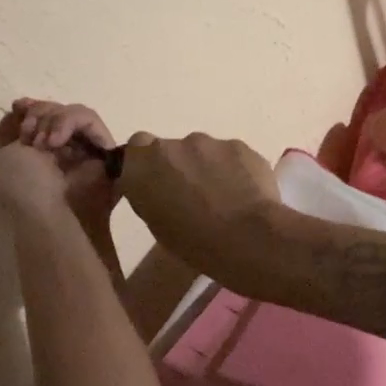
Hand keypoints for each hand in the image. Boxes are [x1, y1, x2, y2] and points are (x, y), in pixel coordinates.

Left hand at [3, 98, 118, 221]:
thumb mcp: (3, 153)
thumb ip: (12, 127)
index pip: (39, 113)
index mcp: (39, 148)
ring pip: (73, 111)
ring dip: (53, 121)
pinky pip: (89, 119)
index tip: (19, 108)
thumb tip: (22, 104)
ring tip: (45, 144)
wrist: (51, 212)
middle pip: (57, 109)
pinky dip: (68, 122)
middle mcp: (65, 145)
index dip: (30, 107)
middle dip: (41, 114)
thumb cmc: (22, 188)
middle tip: (30, 137)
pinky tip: (56, 141)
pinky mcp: (105, 147)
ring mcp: (86, 146)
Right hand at [116, 132, 282, 278]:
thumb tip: (160, 189)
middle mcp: (171, 146)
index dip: (151, 165)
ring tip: (227, 199)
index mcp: (142, 166)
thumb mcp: (158, 225)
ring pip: (205, 151)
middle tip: (197, 197)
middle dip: (182, 167)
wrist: (248, 237)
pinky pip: (232, 155)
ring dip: (210, 168)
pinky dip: (236, 169)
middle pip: (174, 150)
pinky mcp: (240, 146)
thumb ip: (152, 196)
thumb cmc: (196, 243)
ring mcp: (209, 142)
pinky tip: (248, 194)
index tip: (161, 185)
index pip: (137, 149)